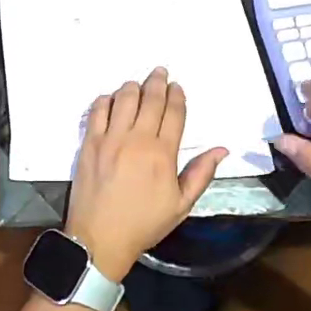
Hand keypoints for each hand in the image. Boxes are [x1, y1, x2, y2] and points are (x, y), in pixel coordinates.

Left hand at [65, 68, 226, 280]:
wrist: (100, 239)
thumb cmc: (144, 224)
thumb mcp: (181, 205)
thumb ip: (201, 174)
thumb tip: (221, 149)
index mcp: (163, 154)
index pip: (174, 113)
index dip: (177, 95)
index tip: (177, 86)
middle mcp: (137, 139)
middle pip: (150, 99)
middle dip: (157, 82)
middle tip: (160, 72)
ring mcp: (110, 139)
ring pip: (124, 99)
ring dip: (133, 87)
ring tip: (138, 84)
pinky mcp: (89, 143)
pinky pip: (97, 110)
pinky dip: (106, 99)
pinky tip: (112, 99)